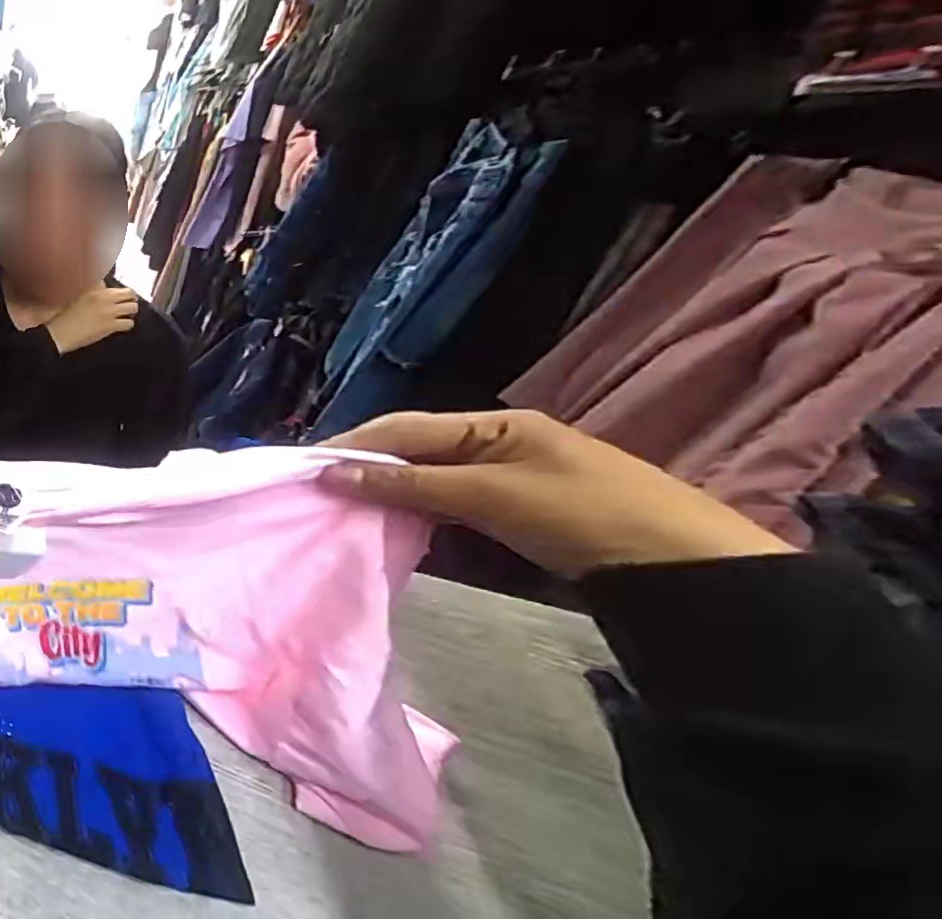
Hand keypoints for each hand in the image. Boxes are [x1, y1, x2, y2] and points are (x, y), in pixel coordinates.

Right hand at [46, 286, 138, 352]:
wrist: (60, 333)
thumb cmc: (64, 317)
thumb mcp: (74, 296)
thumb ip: (89, 290)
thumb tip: (100, 286)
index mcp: (94, 289)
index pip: (111, 282)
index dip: (117, 289)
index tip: (118, 294)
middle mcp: (103, 297)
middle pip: (129, 293)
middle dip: (131, 298)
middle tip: (129, 302)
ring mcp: (108, 311)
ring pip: (132, 307)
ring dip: (131, 311)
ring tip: (127, 314)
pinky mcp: (110, 325)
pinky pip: (128, 323)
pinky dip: (127, 324)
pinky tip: (122, 326)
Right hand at [317, 410, 795, 575]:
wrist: (690, 574)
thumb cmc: (586, 516)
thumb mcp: (489, 496)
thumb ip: (409, 484)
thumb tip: (334, 474)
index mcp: (493, 424)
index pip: (404, 428)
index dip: (353, 445)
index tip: (308, 467)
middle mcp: (494, 440)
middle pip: (412, 447)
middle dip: (364, 464)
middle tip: (317, 488)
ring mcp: (505, 474)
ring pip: (426, 474)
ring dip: (386, 488)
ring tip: (342, 504)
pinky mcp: (513, 508)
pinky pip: (447, 499)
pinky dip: (414, 508)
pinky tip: (390, 520)